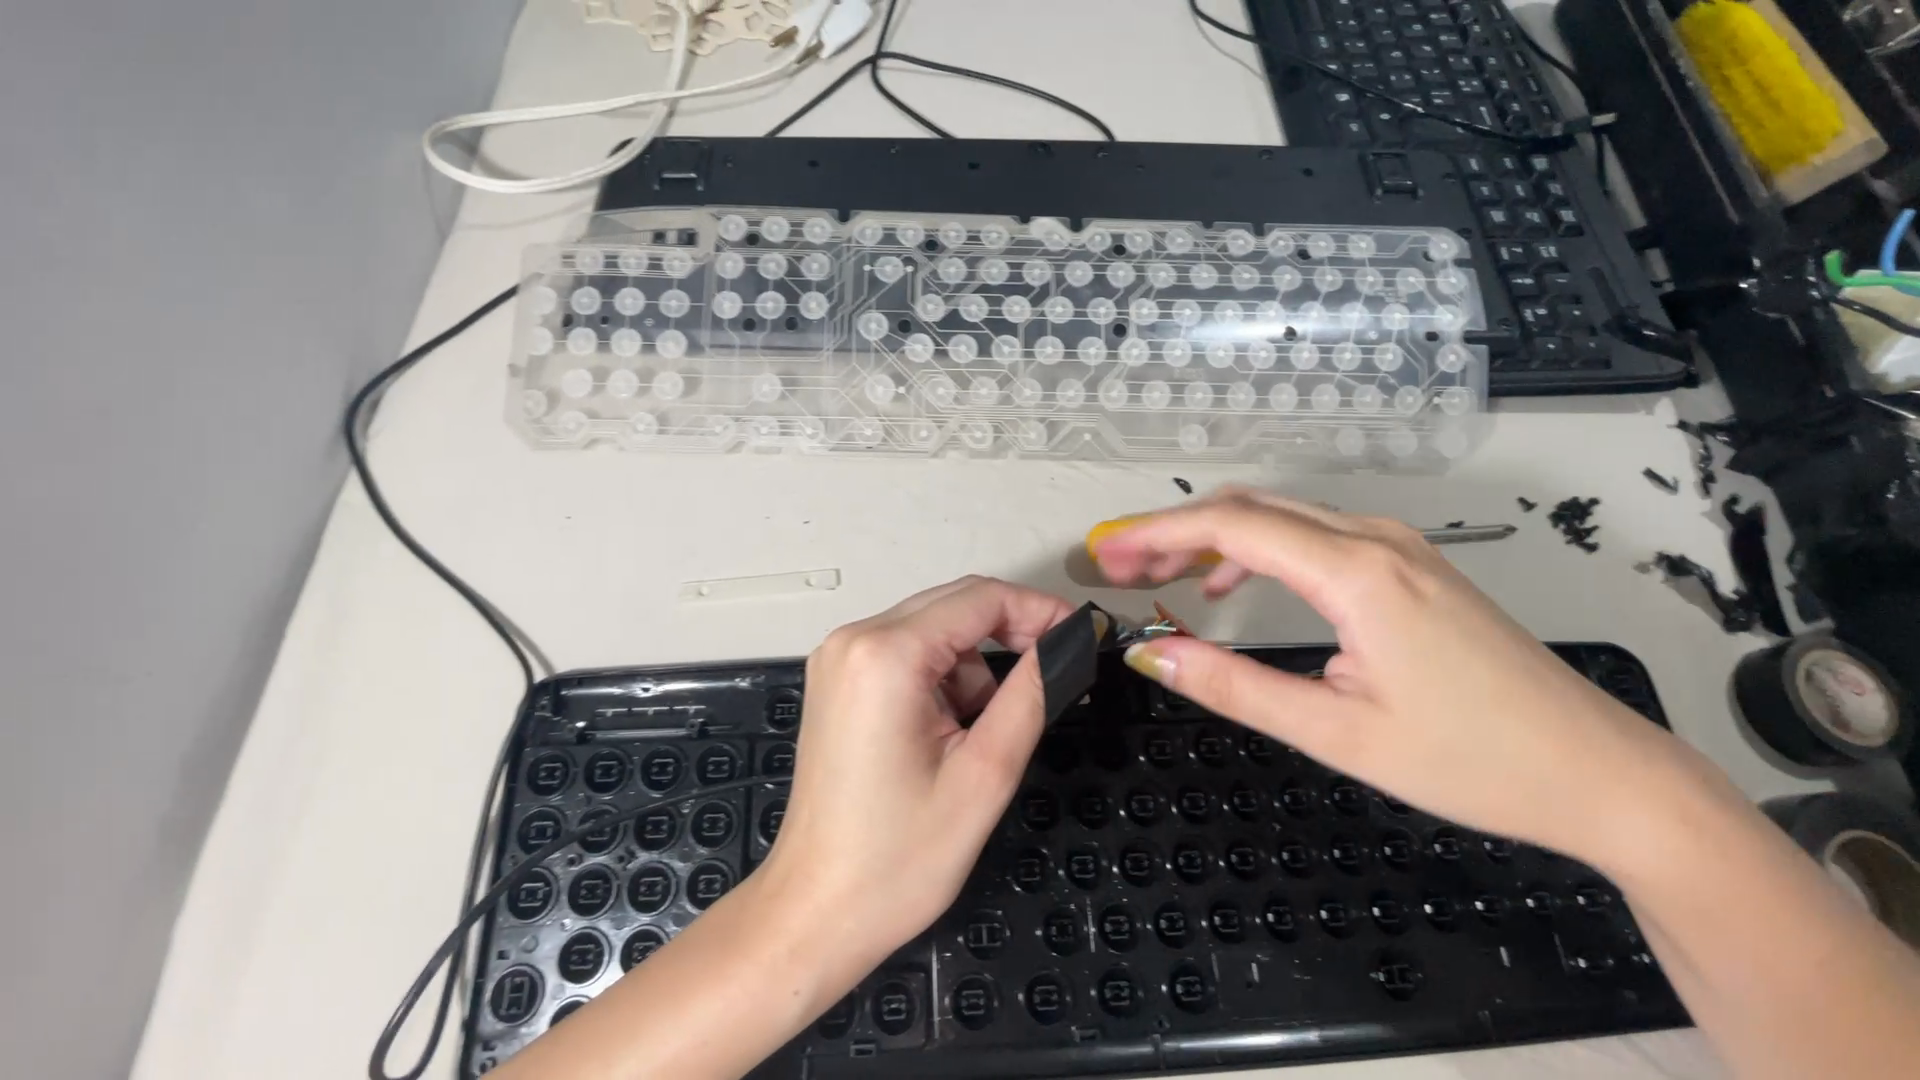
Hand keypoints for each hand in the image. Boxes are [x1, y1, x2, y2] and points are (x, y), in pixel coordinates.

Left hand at [758, 576, 1075, 967]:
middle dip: (1011, 634)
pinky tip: (947, 734)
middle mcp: (853, 640)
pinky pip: (906, 654)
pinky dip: (941, 680)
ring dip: (973, 667)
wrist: (816, 911)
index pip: (981, 598)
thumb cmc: (898, 858)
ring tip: (981, 735)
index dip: (1041, 609)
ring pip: (933, 630)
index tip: (1083, 637)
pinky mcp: (837, 682)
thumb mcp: (984, 775)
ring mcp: (838, 659)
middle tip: (1057, 676)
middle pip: (954, 605)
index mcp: (885, 655)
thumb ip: (1031, 694)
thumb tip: (1067, 642)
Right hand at [1093, 488, 1703, 861]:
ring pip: (1282, 516)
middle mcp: (1377, 541)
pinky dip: (1258, 548)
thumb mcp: (1336, 733)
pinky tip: (1233, 583)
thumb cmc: (1472, 760)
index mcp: (1357, 573)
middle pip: (1251, 507)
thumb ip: (1233, 687)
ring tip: (1159, 573)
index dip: (1156, 532)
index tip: (1105, 554)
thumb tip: (1153, 655)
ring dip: (1213, 536)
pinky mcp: (1411, 567)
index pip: (1231, 525)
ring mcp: (1400, 548)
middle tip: (1118, 565)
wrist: (1598, 771)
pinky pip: (1314, 535)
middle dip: (1175, 529)